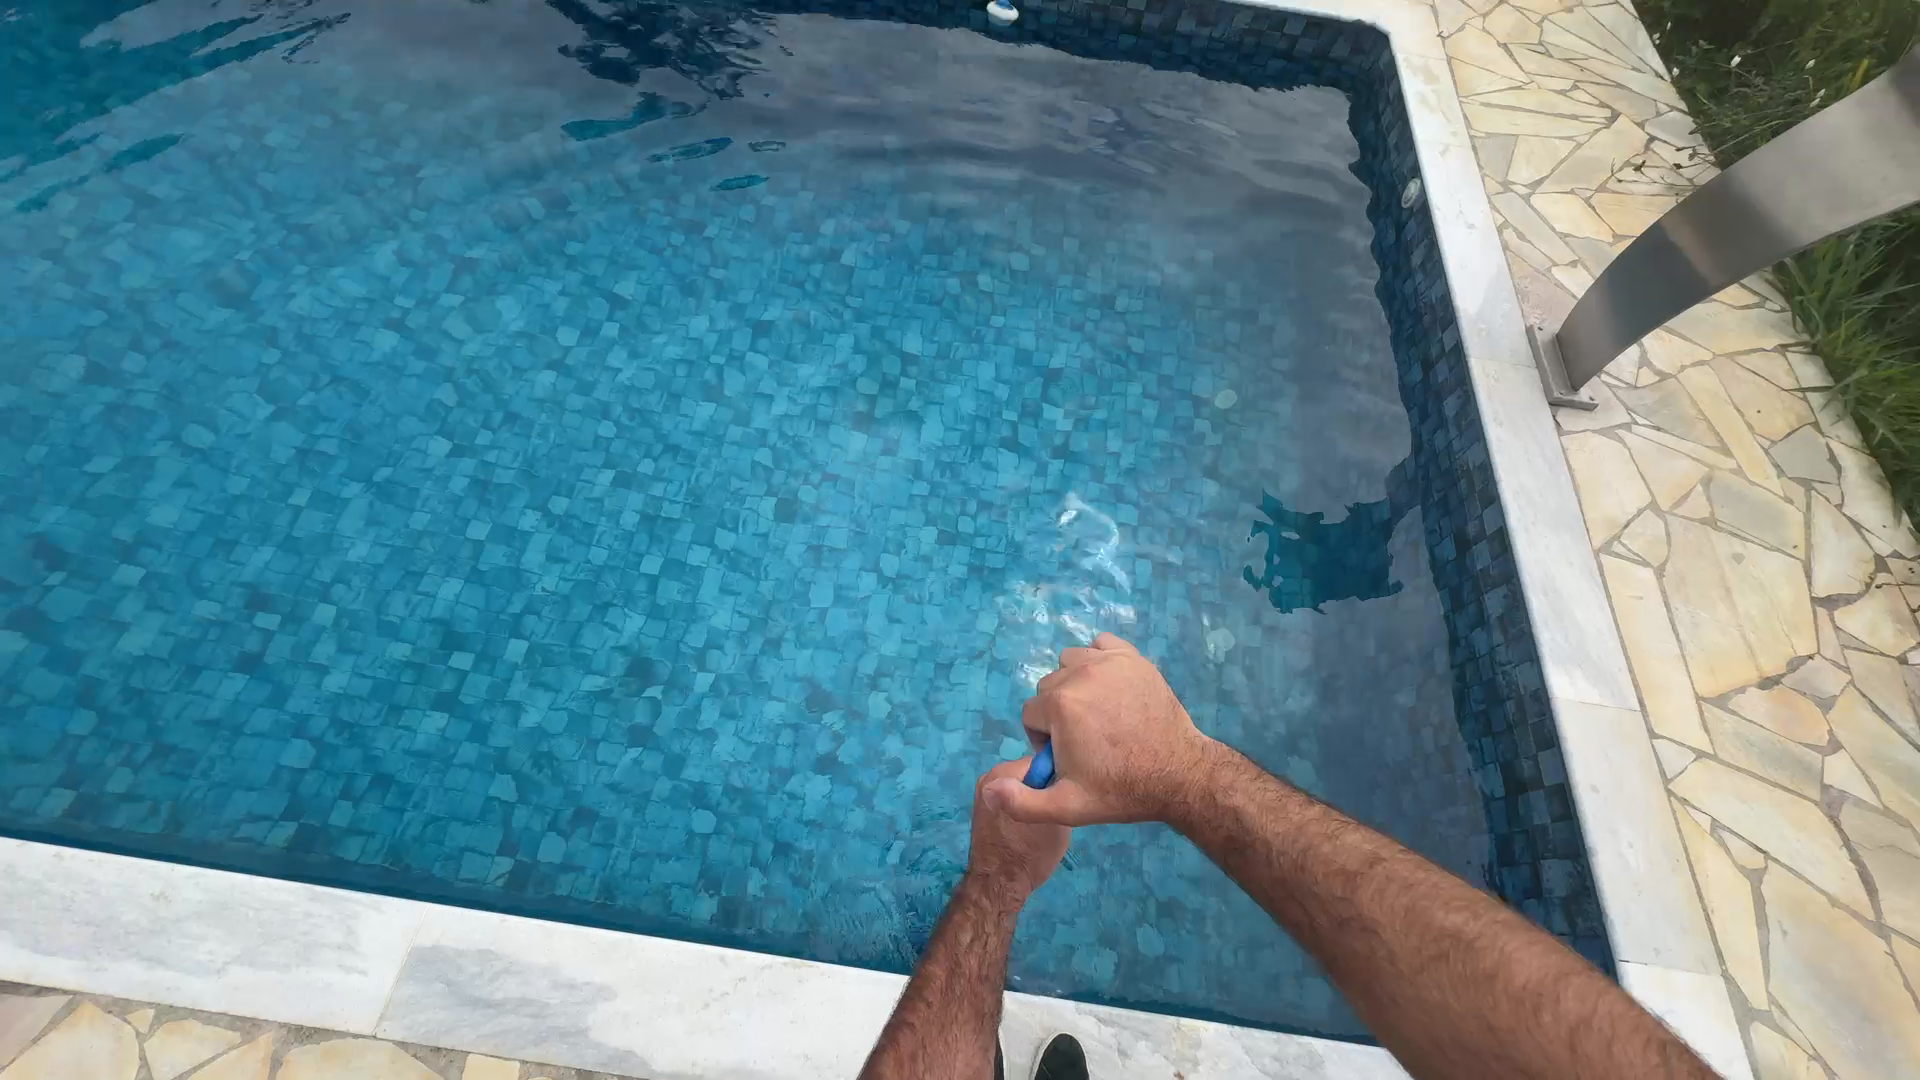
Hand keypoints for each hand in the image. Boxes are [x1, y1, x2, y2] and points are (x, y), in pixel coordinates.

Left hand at [965, 760, 1069, 908]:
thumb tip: (1062, 780)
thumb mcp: (1058, 818)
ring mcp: (982, 793)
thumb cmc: (1032, 850)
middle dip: (1043, 785)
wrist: (1000, 884)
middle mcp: (989, 777)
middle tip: (1057, 806)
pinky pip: (1007, 797)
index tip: (1067, 792)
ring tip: (1044, 817)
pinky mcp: (981, 809)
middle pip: (1028, 772)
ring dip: (1031, 795)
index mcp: (1005, 773)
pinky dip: (1019, 804)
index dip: (1058, 775)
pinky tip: (1029, 824)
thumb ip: (1058, 790)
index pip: (1041, 760)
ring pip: (1018, 785)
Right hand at [985, 632, 1212, 825]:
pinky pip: (1100, 645)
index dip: (1044, 739)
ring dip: (1075, 684)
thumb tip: (987, 790)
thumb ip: (1022, 802)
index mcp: (1060, 706)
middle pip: (1048, 688)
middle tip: (1086, 741)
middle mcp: (1080, 674)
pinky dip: (1099, 660)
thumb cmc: (1122, 790)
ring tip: (1097, 714)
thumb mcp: (1068, 807)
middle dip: (1058, 713)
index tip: (1069, 757)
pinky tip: (1110, 688)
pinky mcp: (1133, 657)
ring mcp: (1109, 662)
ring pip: (1070, 663)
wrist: (1180, 774)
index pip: (1030, 714)